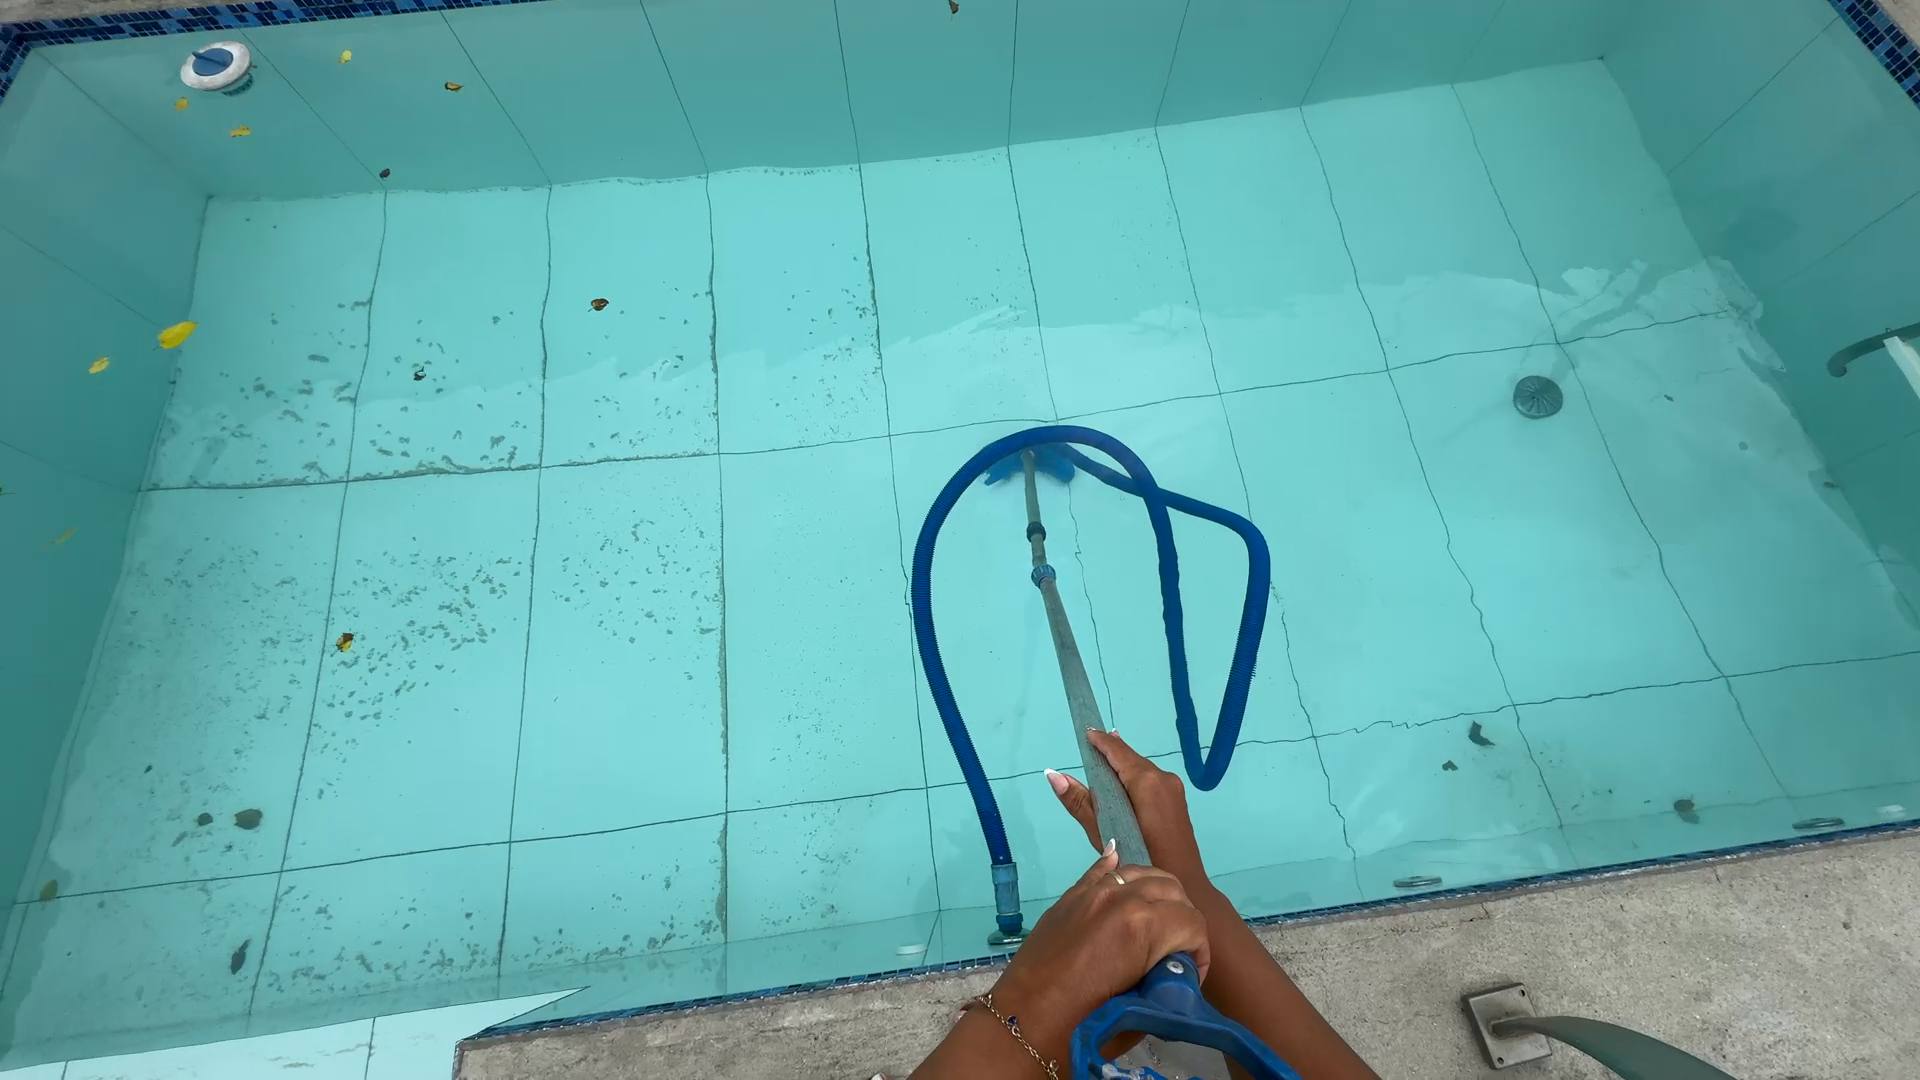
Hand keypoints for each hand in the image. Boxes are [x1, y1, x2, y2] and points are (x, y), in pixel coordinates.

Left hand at [986, 843, 1210, 1056]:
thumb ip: (1164, 981)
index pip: (1192, 922)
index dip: (1200, 952)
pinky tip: (1121, 867)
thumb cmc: (1085, 1025)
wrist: (1024, 1020)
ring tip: (1159, 921)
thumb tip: (1173, 971)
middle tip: (1178, 951)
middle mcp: (1119, 897)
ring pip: (1139, 872)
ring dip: (1157, 892)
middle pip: (1171, 888)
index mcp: (1141, 926)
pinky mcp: (1071, 895)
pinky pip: (1101, 869)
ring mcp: (1092, 891)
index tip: (1191, 975)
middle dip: (1183, 918)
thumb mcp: (1140, 1012)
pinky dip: (1116, 868)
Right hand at [1047, 728, 1210, 889]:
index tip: (1084, 731)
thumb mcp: (1103, 832)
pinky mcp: (1176, 800)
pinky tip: (1122, 782)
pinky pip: (1150, 779)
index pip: (1118, 750)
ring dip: (1121, 765)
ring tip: (1100, 761)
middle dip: (1109, 752)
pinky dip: (1132, 776)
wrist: (1185, 886)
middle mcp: (1162, 778)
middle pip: (1130, 758)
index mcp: (1146, 781)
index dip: (1099, 740)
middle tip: (1088, 744)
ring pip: (1140, 768)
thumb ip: (1079, 802)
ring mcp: (1173, 788)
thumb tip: (1053, 775)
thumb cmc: (1140, 860)